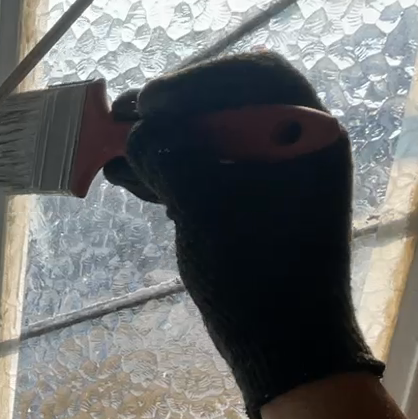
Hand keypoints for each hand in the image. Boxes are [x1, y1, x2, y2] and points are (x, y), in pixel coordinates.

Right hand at [102, 51, 381, 418]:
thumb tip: (138, 133)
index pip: (252, 78)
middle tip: (118, 119)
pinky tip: (130, 177)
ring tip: (112, 153)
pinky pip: (205, 173)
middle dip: (168, 113)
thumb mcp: (208, 213)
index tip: (146, 104)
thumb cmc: (256, 277)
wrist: (283, 341)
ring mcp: (269, 178)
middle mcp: (291, 146)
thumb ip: (174, 163)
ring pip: (209, 141)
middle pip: (225, 107)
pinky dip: (168, 172)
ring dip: (160, 144)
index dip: (194, 83)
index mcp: (305, 135)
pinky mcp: (246, 206)